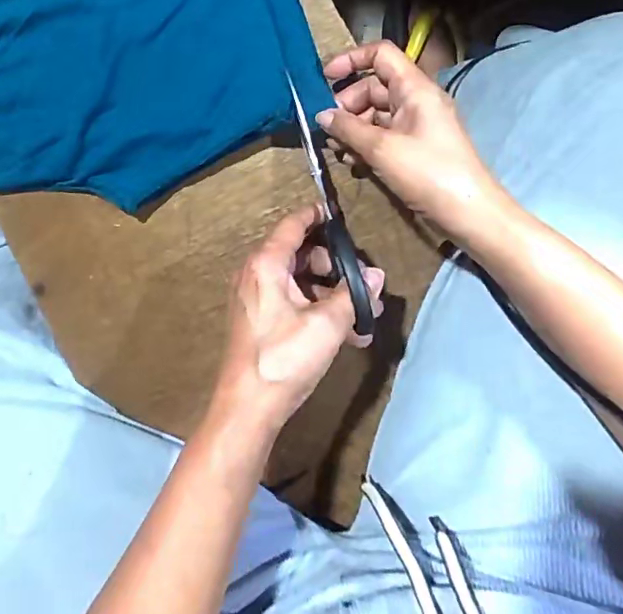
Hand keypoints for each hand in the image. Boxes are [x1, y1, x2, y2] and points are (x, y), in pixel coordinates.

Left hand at [210, 206, 385, 437]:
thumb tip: (375, 276)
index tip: (338, 213)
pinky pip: (290, 300)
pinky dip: (314, 308)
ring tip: (360, 318)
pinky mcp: (257, 319)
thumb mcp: (327, 324)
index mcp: (266, 264)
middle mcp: (255, 273)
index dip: (316, 215)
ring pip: (298, 280)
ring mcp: (254, 297)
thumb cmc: (284, 359)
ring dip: (330, 293)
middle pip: (300, 254)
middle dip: (335, 267)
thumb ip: (352, 295)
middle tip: (363, 284)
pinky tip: (345, 334)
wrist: (247, 409)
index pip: (293, 224)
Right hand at [319, 40, 515, 246]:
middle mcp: (417, 99)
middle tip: (329, 129)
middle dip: (347, 104)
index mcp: (414, 88)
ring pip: (377, 113)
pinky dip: (367, 143)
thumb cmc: (428, 172)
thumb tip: (321, 115)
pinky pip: (386, 134)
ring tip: (338, 151)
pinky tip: (354, 163)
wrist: (470, 213)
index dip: (351, 60)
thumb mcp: (382, 149)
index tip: (325, 78)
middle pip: (374, 87)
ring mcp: (418, 124)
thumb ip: (348, 128)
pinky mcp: (417, 146)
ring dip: (354, 128)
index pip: (380, 54)